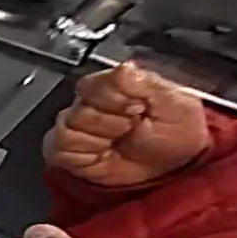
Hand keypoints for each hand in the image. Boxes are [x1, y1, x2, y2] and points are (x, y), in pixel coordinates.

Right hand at [45, 63, 209, 186]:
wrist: (167, 169)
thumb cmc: (174, 135)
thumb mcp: (177, 104)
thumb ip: (148, 84)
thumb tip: (123, 68)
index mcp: (112, 87)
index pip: (93, 84)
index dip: (114, 98)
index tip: (138, 108)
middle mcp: (85, 105)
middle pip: (80, 110)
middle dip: (111, 123)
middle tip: (131, 128)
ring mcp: (70, 128)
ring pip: (68, 131)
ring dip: (100, 140)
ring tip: (117, 142)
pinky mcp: (59, 151)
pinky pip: (59, 150)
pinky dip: (85, 156)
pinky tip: (101, 154)